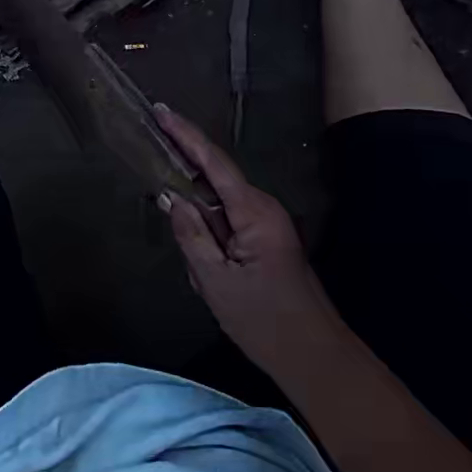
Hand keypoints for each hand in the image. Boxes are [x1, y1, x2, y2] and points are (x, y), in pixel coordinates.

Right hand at [156, 105, 330, 362]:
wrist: (318, 361)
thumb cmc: (266, 322)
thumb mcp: (216, 281)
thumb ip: (191, 233)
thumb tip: (170, 196)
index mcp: (254, 212)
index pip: (213, 161)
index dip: (185, 134)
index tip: (161, 110)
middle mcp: (262, 207)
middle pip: (214, 177)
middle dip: (183, 176)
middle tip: (153, 167)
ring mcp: (265, 223)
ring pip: (217, 204)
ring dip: (197, 220)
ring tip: (195, 260)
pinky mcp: (264, 239)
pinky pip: (226, 222)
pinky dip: (208, 234)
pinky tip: (205, 266)